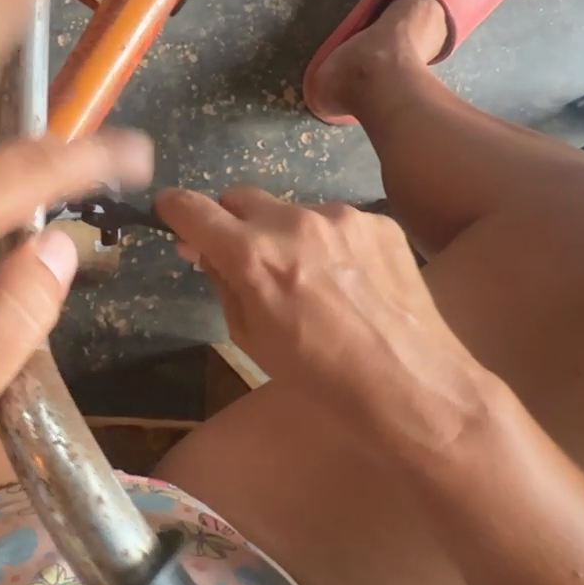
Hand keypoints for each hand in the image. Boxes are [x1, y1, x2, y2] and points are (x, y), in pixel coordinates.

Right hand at [156, 186, 492, 451]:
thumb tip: (205, 249)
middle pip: (239, 197)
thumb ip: (222, 281)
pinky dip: (326, 241)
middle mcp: (292, 222)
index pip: (192, 208)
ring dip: (282, 233)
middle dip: (230, 221)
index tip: (170, 213)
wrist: (412, 387)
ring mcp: (340, 216)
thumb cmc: (318, 375)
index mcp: (252, 255)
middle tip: (242, 255)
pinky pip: (333, 220)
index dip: (173, 208)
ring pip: (289, 209)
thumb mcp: (249, 336)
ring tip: (309, 277)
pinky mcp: (377, 221)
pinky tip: (346, 279)